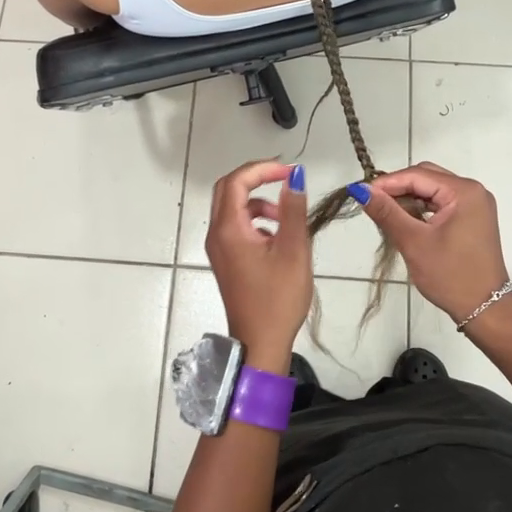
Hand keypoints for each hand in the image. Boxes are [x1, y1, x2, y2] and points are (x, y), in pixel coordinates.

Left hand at [204, 160, 313, 369]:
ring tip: (285, 217)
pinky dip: (254, 220)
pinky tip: (276, 237)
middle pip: (227, 190)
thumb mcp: (293, 250)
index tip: (289, 170)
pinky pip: (235, 227)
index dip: (262, 169)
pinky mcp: (225, 260)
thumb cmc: (278, 298)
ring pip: (231, 208)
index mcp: (229, 229)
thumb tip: (294, 176)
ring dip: (256, 202)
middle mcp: (216, 235)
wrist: (261, 343)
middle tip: (284, 179)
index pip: (236, 181)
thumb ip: (293, 209)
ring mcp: (218, 249)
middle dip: (255, 179)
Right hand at [355, 163, 510, 322]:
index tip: (361, 193)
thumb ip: (387, 212)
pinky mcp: (473, 218)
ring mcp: (476, 205)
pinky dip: (423, 208)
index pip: (417, 175)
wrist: (485, 310)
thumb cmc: (450, 275)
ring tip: (386, 213)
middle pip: (426, 177)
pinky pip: (442, 203)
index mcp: (464, 191)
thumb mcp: (414, 242)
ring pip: (433, 190)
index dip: (387, 182)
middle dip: (398, 188)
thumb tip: (361, 190)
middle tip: (373, 204)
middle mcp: (473, 191)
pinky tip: (407, 220)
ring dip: (410, 198)